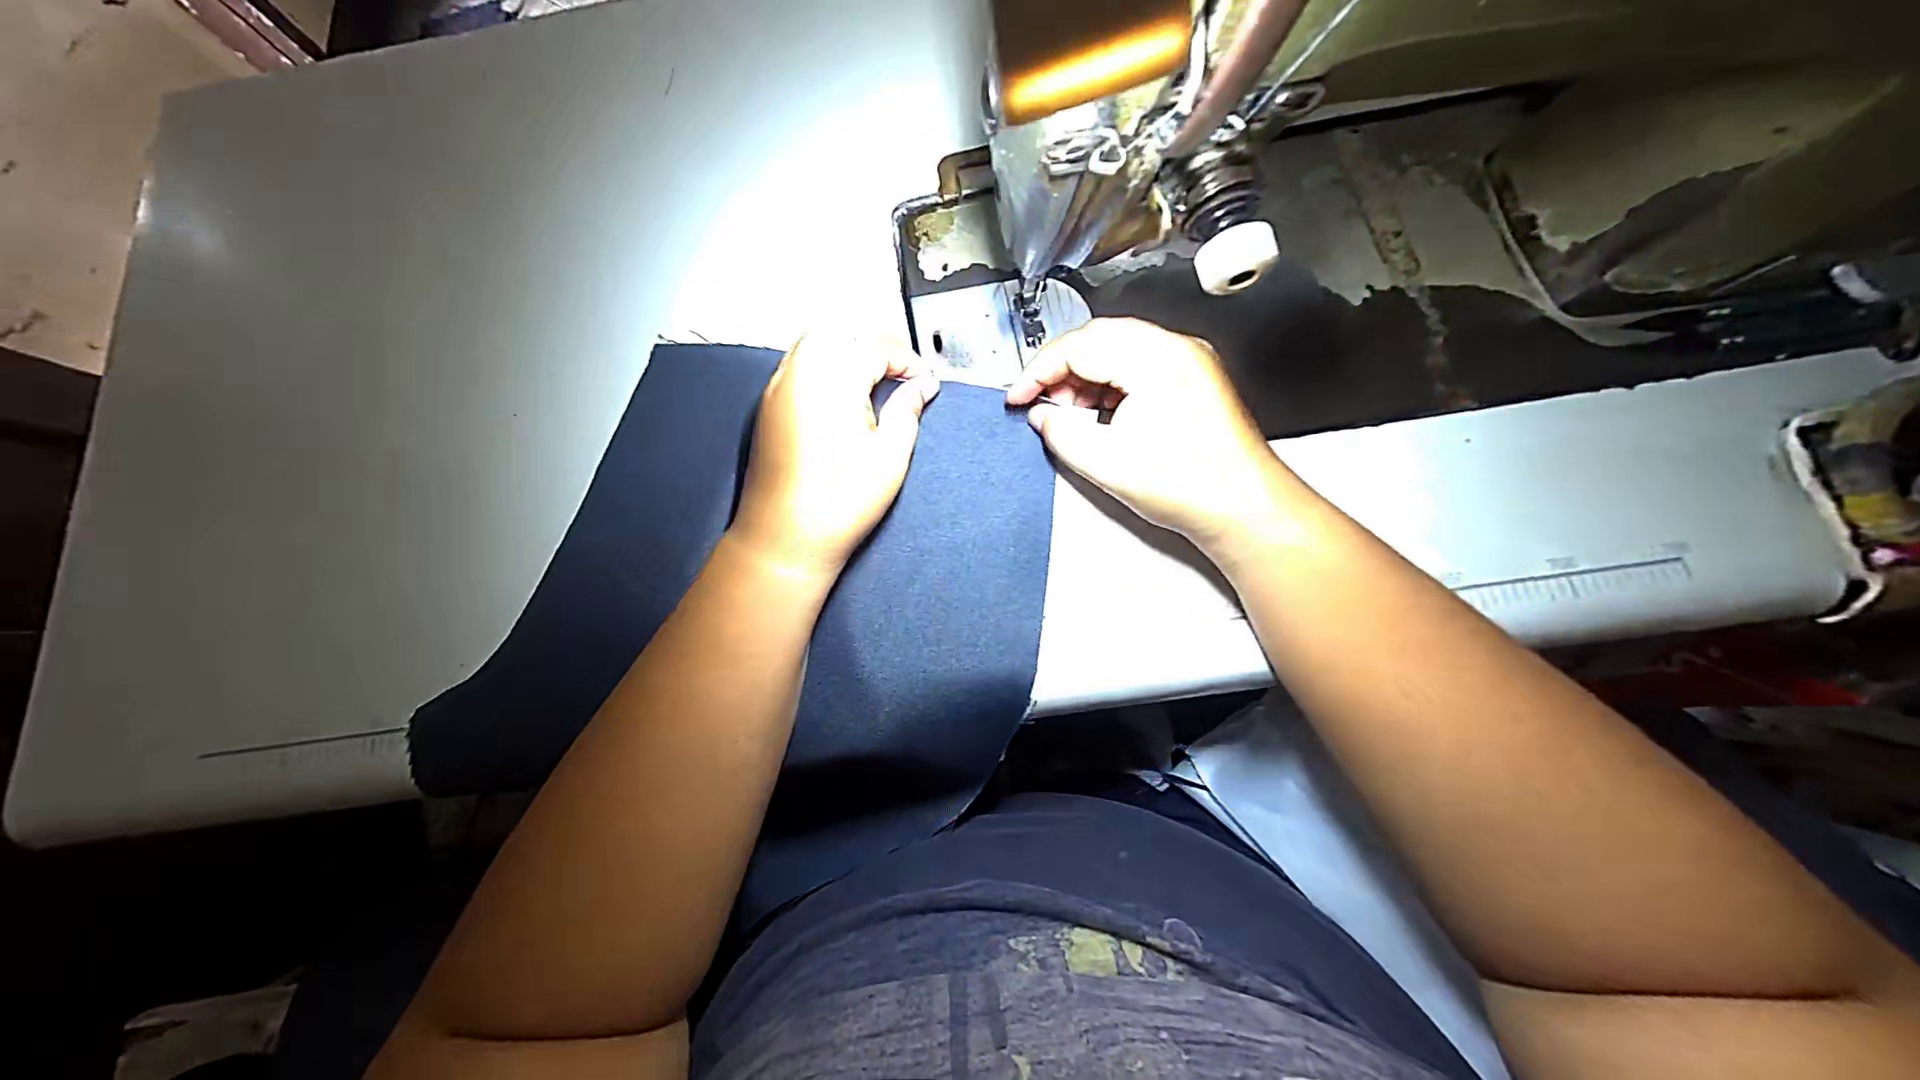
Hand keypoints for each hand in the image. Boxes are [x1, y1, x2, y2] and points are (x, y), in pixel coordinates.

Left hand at [730, 333, 939, 576]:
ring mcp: (778, 389)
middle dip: (877, 348)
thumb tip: (921, 388)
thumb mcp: (891, 455)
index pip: (877, 345)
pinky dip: (825, 369)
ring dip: (849, 353)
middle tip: (902, 376)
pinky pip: (798, 367)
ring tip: (875, 386)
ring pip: (816, 344)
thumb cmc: (835, 504)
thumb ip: (908, 410)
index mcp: (833, 378)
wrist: (785, 539)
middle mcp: (799, 374)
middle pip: (843, 333)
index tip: (924, 381)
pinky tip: (843, 399)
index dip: (908, 361)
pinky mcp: (768, 407)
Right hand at [1006, 318, 1287, 550]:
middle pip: (1097, 340)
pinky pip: (1139, 367)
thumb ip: (1060, 431)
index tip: (1019, 395)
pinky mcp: (1193, 380)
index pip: (1078, 345)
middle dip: (1060, 372)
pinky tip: (1098, 415)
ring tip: (1068, 415)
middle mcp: (1176, 349)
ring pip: (1117, 351)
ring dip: (1085, 378)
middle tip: (1039, 403)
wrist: (1243, 507)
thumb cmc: (1193, 485)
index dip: (1038, 371)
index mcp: (1154, 357)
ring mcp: (1188, 362)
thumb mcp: (1105, 461)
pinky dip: (1110, 385)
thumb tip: (1042, 415)